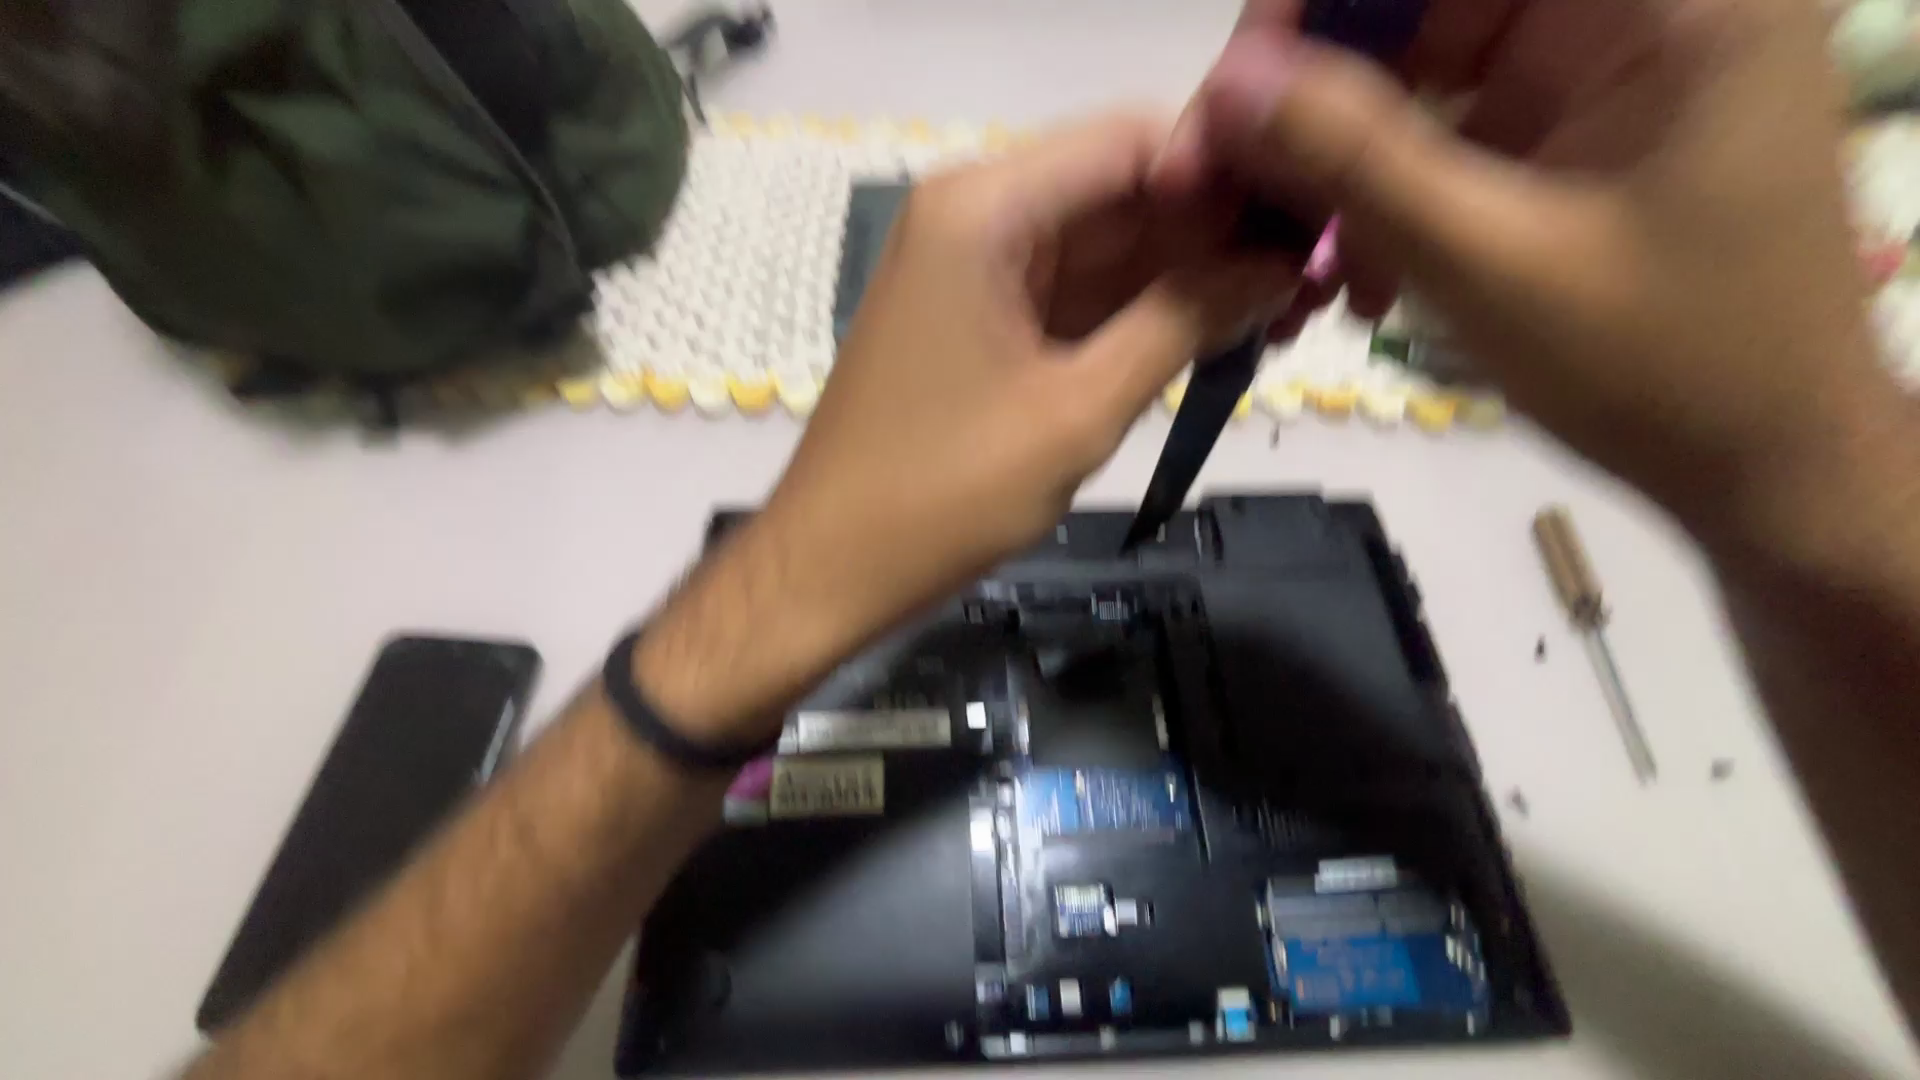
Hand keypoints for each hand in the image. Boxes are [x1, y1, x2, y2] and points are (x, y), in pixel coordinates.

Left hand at [758, 112, 1285, 645]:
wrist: (830, 568)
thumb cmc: (942, 496)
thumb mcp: (1078, 410)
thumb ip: (1181, 322)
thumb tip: (1276, 266)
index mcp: (985, 208)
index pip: (1135, 143)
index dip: (1227, 177)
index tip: (1310, 228)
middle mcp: (974, 216)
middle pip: (1122, 194)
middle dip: (1214, 238)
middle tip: (1312, 289)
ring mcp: (971, 271)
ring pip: (1102, 251)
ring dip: (1182, 283)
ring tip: (1280, 320)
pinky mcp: (975, 323)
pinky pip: (1070, 299)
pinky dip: (1132, 320)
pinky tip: (1205, 343)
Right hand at [1157, 0, 1905, 546]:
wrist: (1751, 460)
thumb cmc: (1654, 364)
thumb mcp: (1486, 257)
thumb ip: (1356, 160)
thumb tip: (1232, 81)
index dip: (1321, 0)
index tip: (1235, 82)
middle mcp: (1626, 11)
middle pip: (1421, 11)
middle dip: (1310, 100)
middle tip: (1223, 180)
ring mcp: (1587, 79)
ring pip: (1412, 81)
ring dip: (1333, 169)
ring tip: (1289, 260)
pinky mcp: (1552, 143)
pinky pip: (1431, 145)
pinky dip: (1373, 206)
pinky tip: (1350, 281)